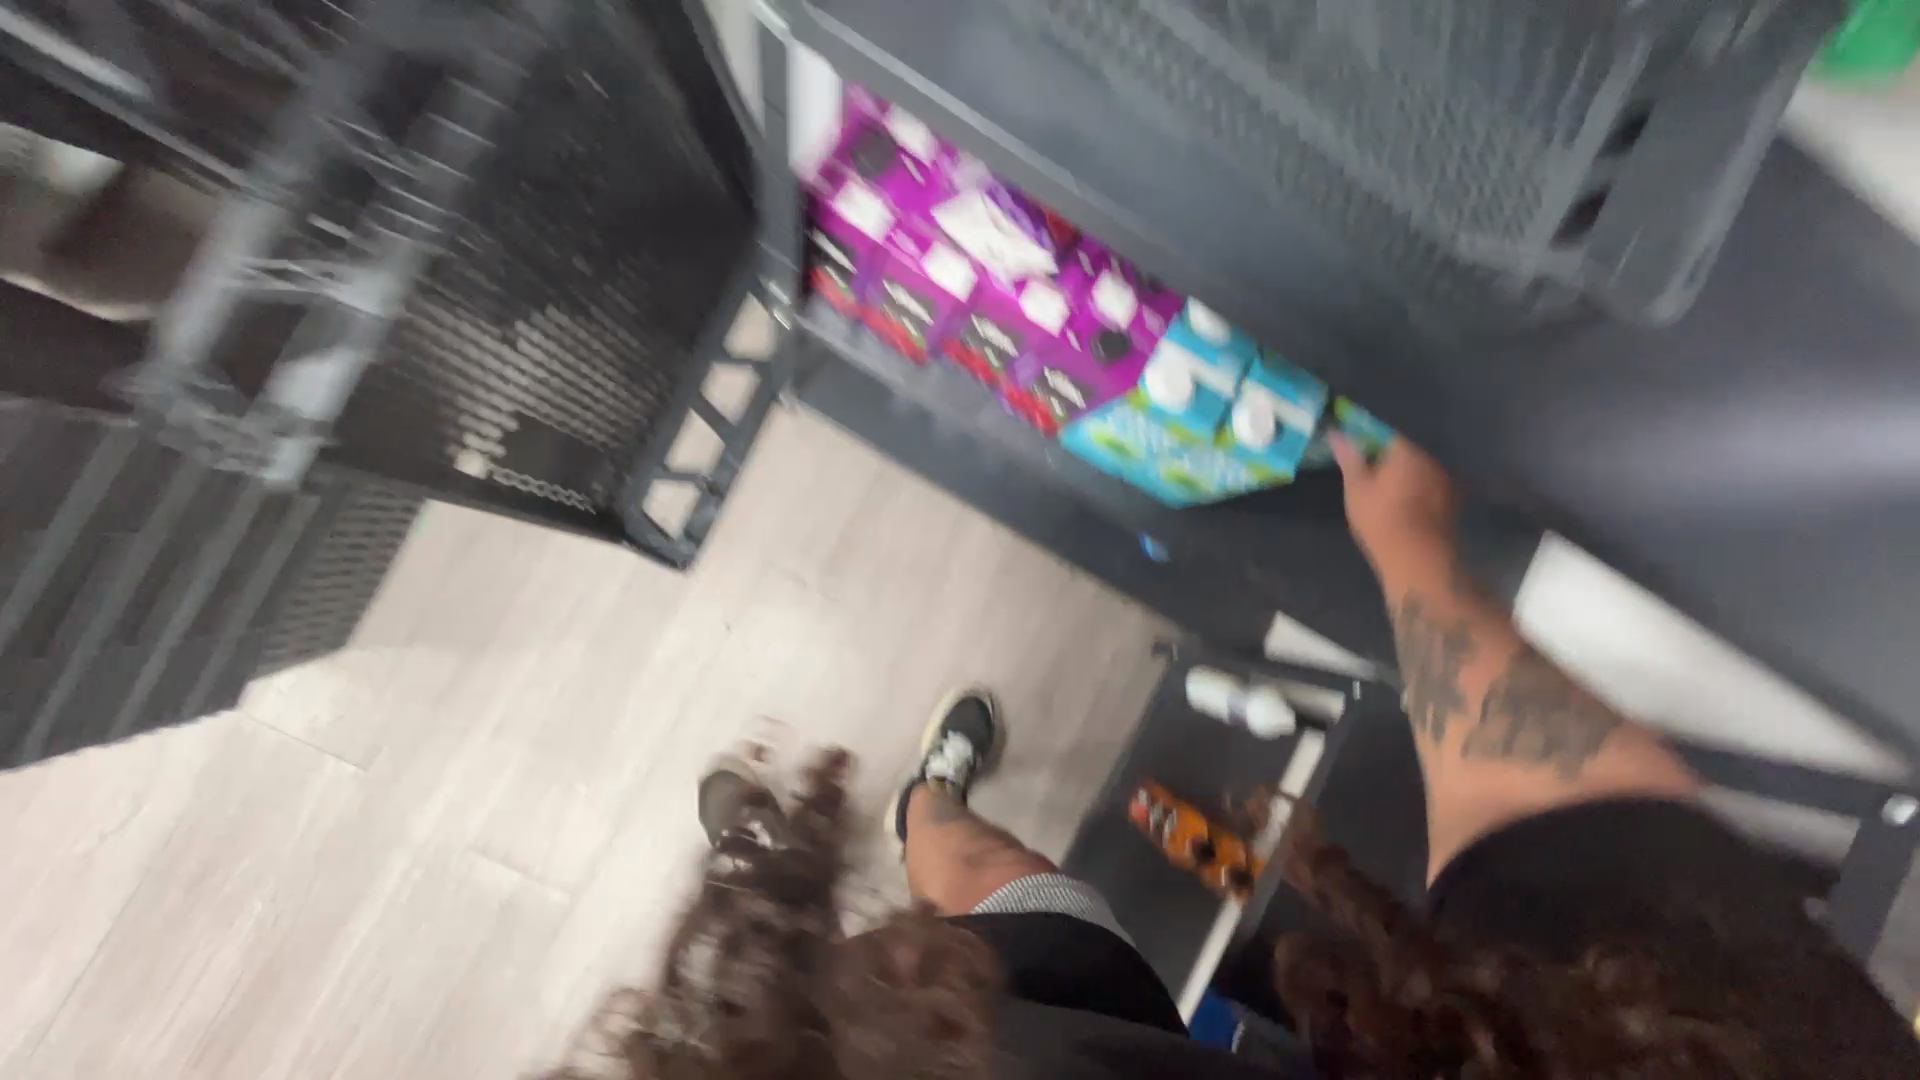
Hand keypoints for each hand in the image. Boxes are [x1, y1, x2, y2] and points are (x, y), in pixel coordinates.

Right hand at [1329, 435, 1457, 569]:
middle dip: (1385, 461)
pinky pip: (1428, 489)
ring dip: (1402, 478)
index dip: (1366, 442)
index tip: (1352, 455)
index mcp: (1406, 453)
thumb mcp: (1356, 487)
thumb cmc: (1380, 519)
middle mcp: (1431, 461)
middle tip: (1364, 478)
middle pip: (1403, 453)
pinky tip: (1402, 510)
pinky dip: (1415, 493)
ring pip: (1417, 472)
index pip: (1384, 435)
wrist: (1418, 558)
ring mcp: (1445, 482)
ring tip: (1382, 496)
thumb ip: (1349, 458)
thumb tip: (1336, 432)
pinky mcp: (1452, 503)